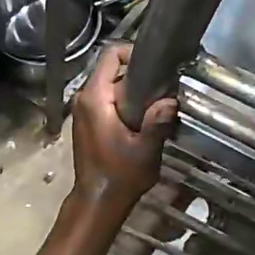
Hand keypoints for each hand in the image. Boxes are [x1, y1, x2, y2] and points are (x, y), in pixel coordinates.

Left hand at [70, 44, 178, 216]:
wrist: (98, 201)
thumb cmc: (119, 176)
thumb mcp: (144, 150)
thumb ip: (157, 123)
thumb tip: (171, 101)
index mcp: (95, 97)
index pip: (111, 55)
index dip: (134, 52)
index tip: (157, 67)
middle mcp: (84, 97)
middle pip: (114, 71)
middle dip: (140, 80)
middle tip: (163, 94)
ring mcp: (83, 109)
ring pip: (112, 87)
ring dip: (134, 94)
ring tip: (156, 109)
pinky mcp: (88, 121)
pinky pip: (108, 101)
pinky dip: (125, 105)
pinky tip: (142, 122)